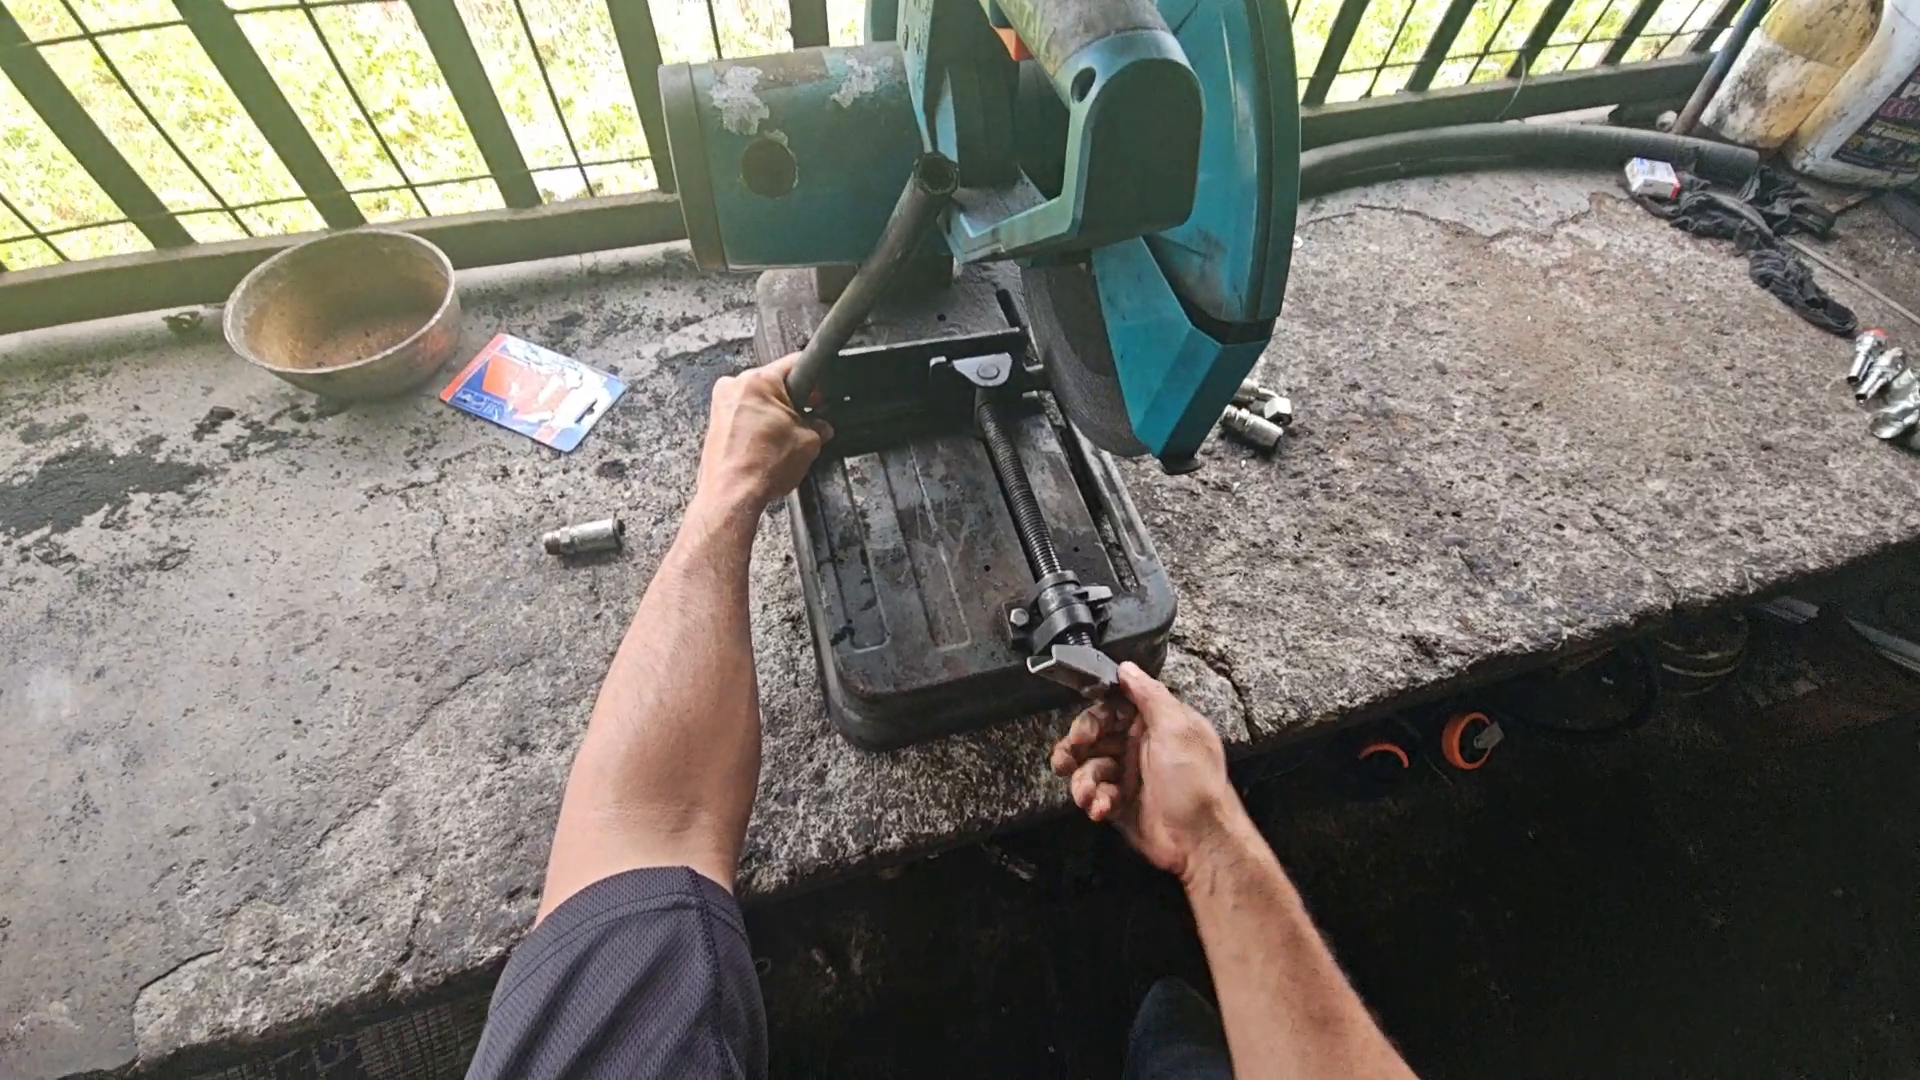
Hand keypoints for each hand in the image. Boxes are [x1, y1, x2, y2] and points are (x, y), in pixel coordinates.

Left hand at [695, 354, 832, 512]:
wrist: (732, 494)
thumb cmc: (761, 467)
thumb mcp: (808, 443)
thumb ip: (818, 427)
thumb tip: (820, 427)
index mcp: (758, 381)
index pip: (795, 364)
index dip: (815, 380)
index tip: (820, 393)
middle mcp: (734, 386)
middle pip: (774, 383)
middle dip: (793, 401)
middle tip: (809, 420)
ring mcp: (721, 404)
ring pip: (757, 400)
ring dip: (775, 414)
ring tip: (787, 439)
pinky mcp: (715, 423)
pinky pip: (744, 416)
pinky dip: (758, 426)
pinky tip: (769, 446)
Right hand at [1049, 662, 1245, 880]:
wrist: (1201, 841)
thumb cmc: (1195, 784)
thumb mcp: (1176, 729)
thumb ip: (1150, 694)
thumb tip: (1128, 668)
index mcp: (1155, 724)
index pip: (1112, 708)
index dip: (1093, 717)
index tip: (1083, 732)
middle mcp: (1140, 746)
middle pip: (1093, 736)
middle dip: (1077, 746)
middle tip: (1071, 756)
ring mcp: (1129, 775)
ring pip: (1088, 766)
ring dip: (1083, 779)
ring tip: (1087, 793)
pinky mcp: (1120, 802)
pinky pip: (1094, 794)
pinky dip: (1093, 801)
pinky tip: (1101, 808)